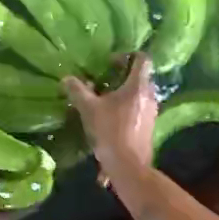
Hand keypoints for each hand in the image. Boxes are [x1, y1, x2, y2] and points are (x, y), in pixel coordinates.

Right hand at [64, 53, 156, 180]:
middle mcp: (149, 96)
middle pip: (140, 76)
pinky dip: (127, 107)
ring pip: (139, 94)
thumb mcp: (88, 109)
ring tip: (104, 101)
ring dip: (124, 93)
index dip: (127, 55)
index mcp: (138, 86)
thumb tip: (66, 79)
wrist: (128, 165)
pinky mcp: (149, 126)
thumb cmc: (110, 131)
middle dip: (122, 76)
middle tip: (103, 82)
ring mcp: (152, 112)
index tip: (110, 62)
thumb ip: (77, 91)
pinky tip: (110, 119)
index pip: (142, 59)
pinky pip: (139, 108)